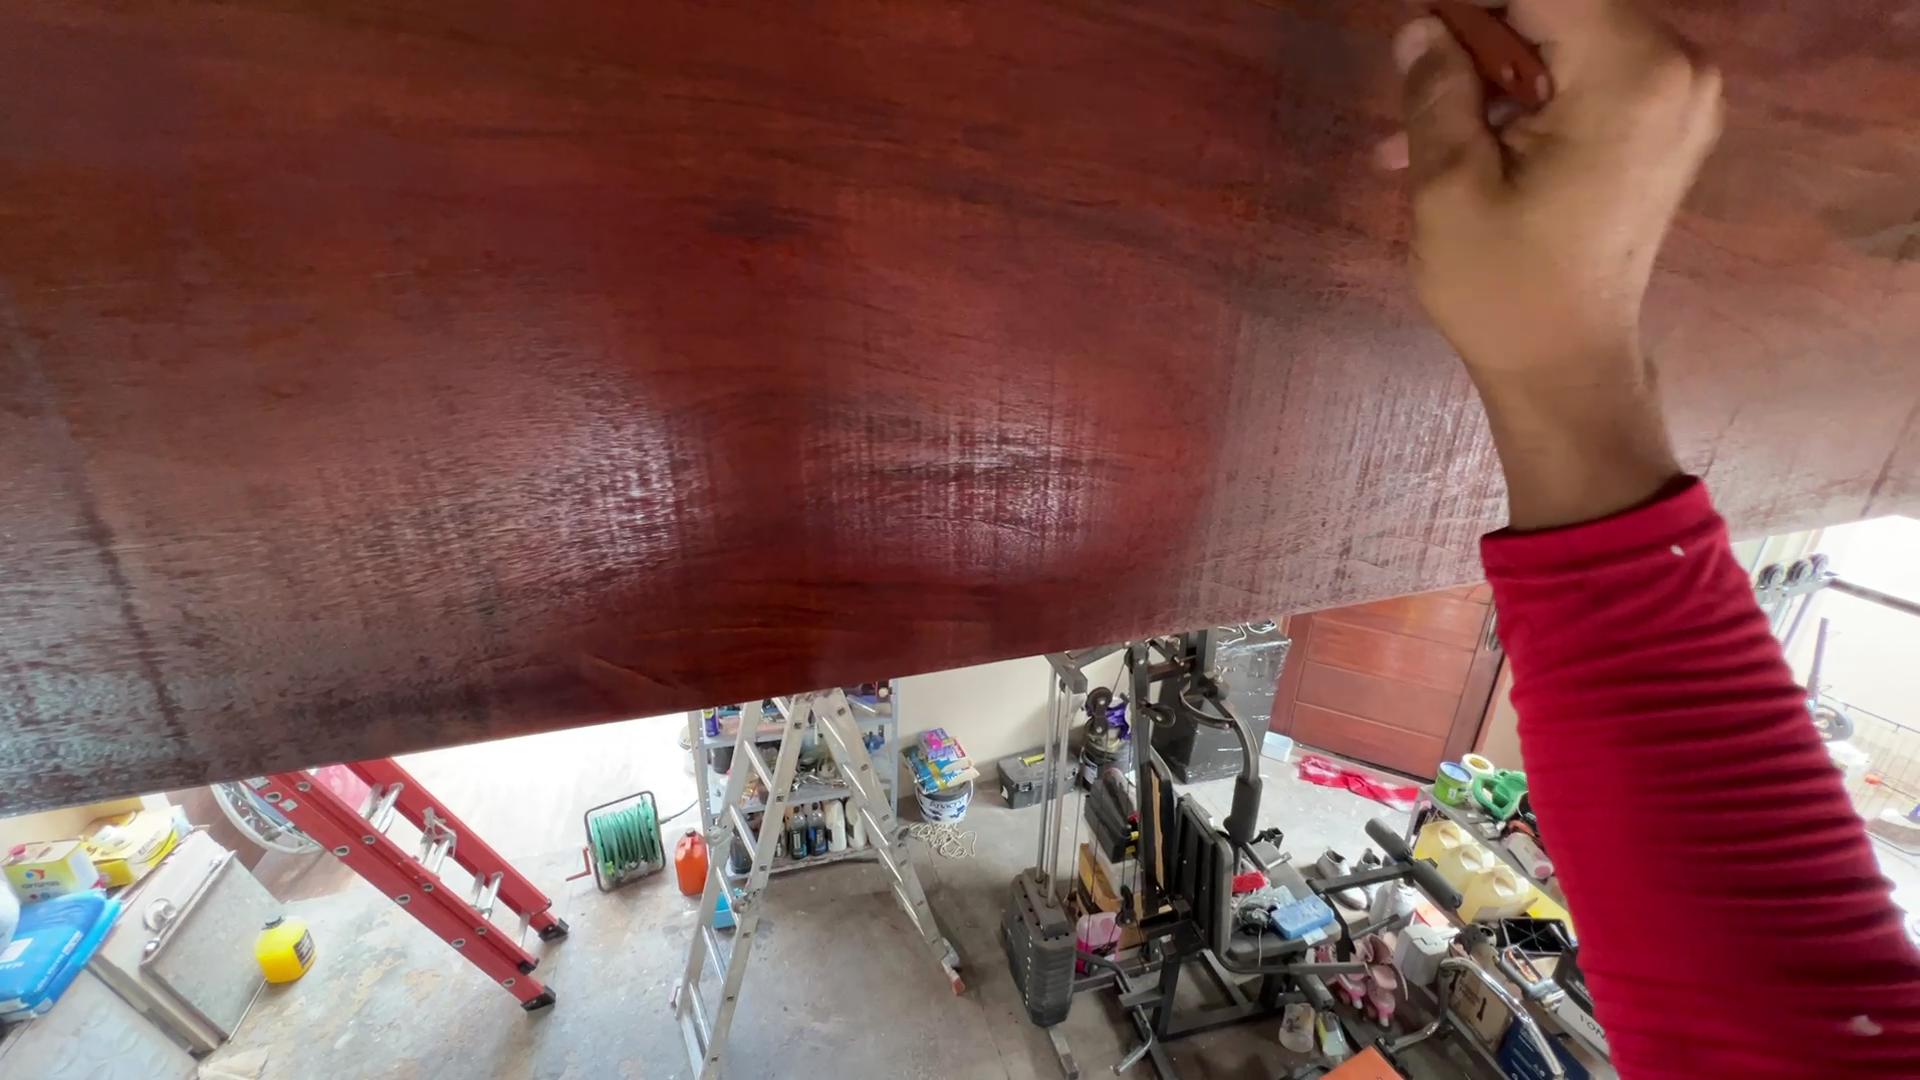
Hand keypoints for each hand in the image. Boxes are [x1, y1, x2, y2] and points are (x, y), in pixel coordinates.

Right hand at [1390, 0, 1723, 529]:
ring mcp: (1675, 106)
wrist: (1561, 363)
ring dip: (1487, 96)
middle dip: (1474, 59)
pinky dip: (1521, 117)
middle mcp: (1676, 70)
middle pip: (1559, 21)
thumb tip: (1420, 29)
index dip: (1472, 14)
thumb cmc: (1500, 285)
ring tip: (1414, 150)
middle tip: (1405, 115)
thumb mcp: (1448, 190)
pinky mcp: (1659, 138)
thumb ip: (1436, 97)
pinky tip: (1466, 160)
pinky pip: (1583, 98)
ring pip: (1565, 62)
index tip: (1419, 47)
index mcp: (1629, 74)